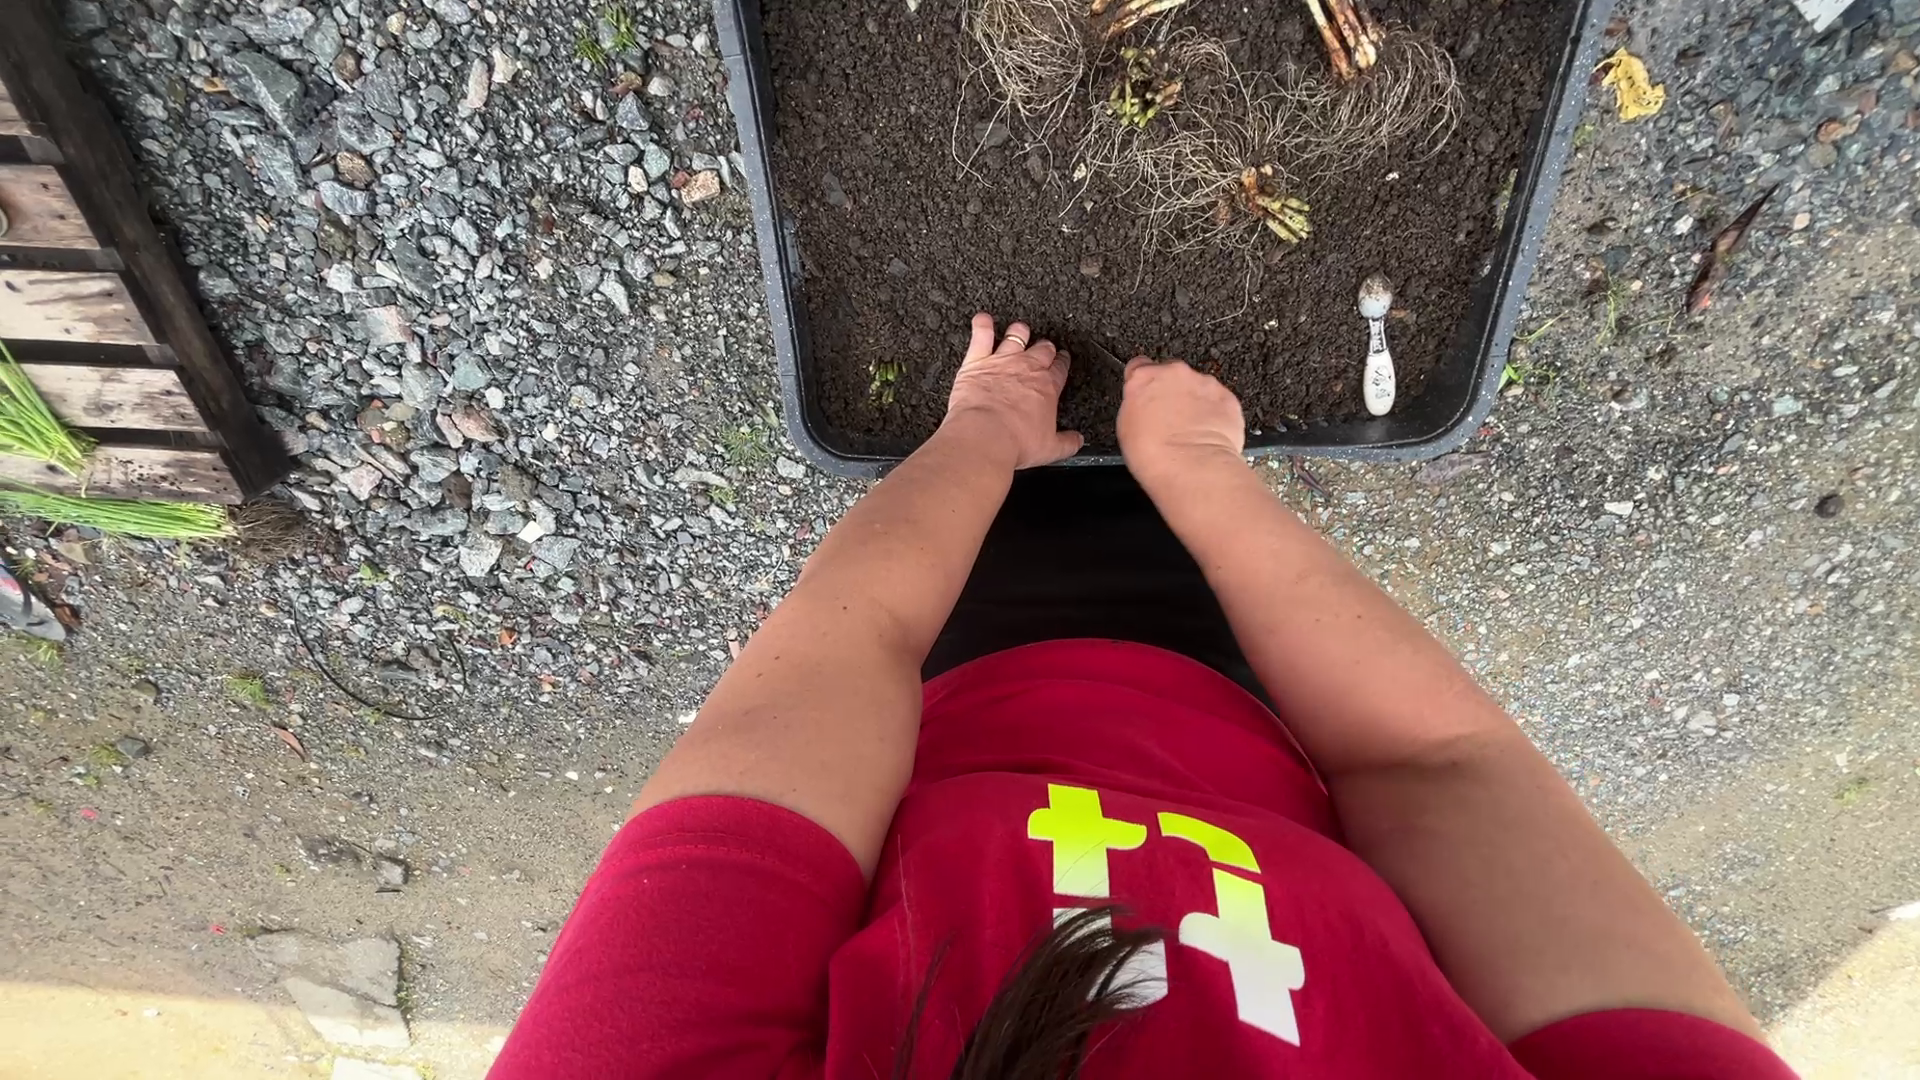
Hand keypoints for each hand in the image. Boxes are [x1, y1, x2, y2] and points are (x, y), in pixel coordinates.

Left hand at [943, 313, 1082, 468]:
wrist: (985, 436)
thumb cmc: (1015, 442)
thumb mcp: (1050, 448)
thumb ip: (1067, 442)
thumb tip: (1078, 441)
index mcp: (1047, 387)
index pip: (1060, 368)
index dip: (1062, 363)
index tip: (1062, 360)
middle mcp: (1027, 369)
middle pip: (1042, 349)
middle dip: (1045, 347)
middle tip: (1046, 347)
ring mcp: (1002, 362)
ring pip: (1015, 336)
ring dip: (1019, 332)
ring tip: (1020, 329)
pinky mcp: (977, 362)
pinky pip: (982, 335)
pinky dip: (982, 325)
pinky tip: (983, 319)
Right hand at [1117, 358, 1246, 491]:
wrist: (1191, 467)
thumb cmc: (1155, 454)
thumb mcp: (1126, 428)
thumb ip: (1134, 406)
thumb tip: (1142, 407)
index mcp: (1144, 379)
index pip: (1139, 367)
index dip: (1142, 383)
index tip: (1145, 394)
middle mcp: (1175, 374)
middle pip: (1171, 376)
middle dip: (1171, 394)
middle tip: (1168, 420)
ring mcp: (1203, 384)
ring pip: (1197, 388)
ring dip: (1193, 404)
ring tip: (1188, 432)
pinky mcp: (1226, 397)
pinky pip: (1219, 401)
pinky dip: (1214, 414)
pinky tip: (1205, 433)